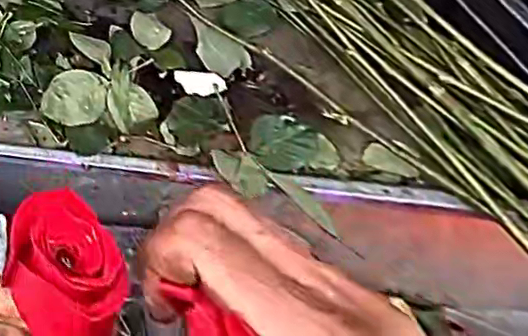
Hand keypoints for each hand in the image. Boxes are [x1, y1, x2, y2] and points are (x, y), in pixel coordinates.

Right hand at [139, 187, 415, 335]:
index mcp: (310, 328)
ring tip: (212, 308)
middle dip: (177, 237)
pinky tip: (252, 316)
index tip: (158, 300)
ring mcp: (356, 293)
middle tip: (175, 293)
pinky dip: (249, 268)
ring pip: (251, 220)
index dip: (159, 255)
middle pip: (218, 204)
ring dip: (212, 249)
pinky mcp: (368, 303)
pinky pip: (286, 254)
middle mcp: (335, 295)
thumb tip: (175, 316)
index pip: (201, 234)